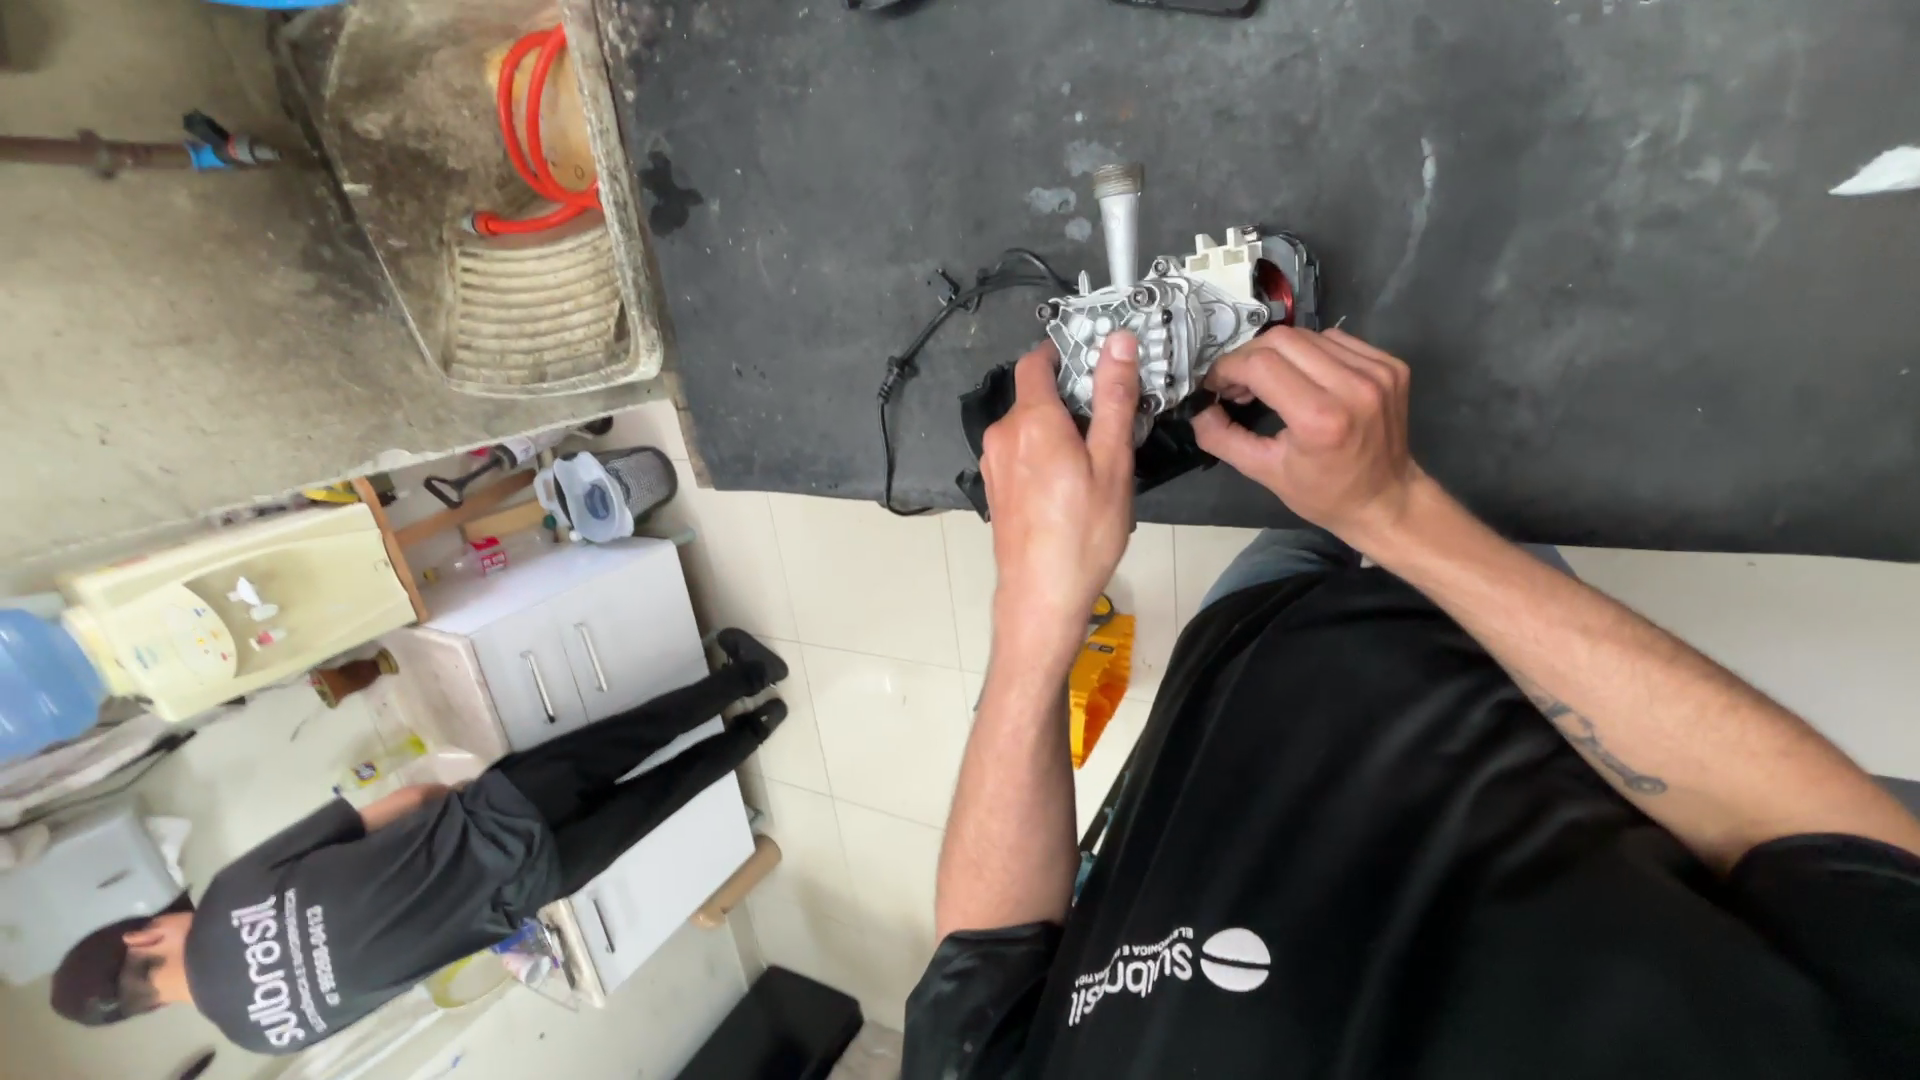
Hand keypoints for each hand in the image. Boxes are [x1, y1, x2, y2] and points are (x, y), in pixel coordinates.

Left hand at [981, 333, 1138, 640]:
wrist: (1041, 595)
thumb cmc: (1083, 532)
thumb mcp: (1111, 461)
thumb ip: (1113, 398)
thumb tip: (1116, 342)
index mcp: (1030, 421)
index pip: (1036, 362)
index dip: (1063, 353)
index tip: (1094, 362)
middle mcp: (1002, 435)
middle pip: (1034, 397)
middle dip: (1069, 398)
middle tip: (1108, 421)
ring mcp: (993, 464)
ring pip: (1027, 427)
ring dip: (1057, 429)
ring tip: (1094, 459)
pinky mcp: (993, 488)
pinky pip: (1019, 454)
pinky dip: (1043, 453)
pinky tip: (1068, 484)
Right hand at [1192, 327, 1424, 546]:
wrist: (1386, 498)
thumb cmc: (1322, 493)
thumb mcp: (1263, 472)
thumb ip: (1222, 438)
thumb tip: (1200, 409)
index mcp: (1319, 418)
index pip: (1261, 365)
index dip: (1228, 368)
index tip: (1216, 385)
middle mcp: (1353, 386)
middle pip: (1281, 340)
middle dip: (1247, 357)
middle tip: (1237, 384)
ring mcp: (1377, 371)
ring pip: (1307, 335)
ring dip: (1277, 352)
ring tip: (1267, 380)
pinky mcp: (1390, 365)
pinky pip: (1335, 340)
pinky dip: (1308, 352)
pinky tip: (1301, 376)